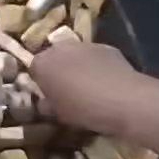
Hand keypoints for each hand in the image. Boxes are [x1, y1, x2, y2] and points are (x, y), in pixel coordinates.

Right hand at [29, 43, 143, 135]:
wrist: (124, 100)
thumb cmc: (84, 110)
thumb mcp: (58, 114)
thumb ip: (48, 103)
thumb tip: (47, 101)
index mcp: (42, 63)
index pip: (34, 69)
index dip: (41, 83)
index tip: (49, 96)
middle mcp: (61, 47)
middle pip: (54, 57)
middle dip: (58, 71)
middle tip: (67, 91)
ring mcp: (85, 44)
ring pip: (75, 55)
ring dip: (78, 66)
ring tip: (88, 87)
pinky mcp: (107, 46)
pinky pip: (95, 57)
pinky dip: (97, 66)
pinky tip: (106, 82)